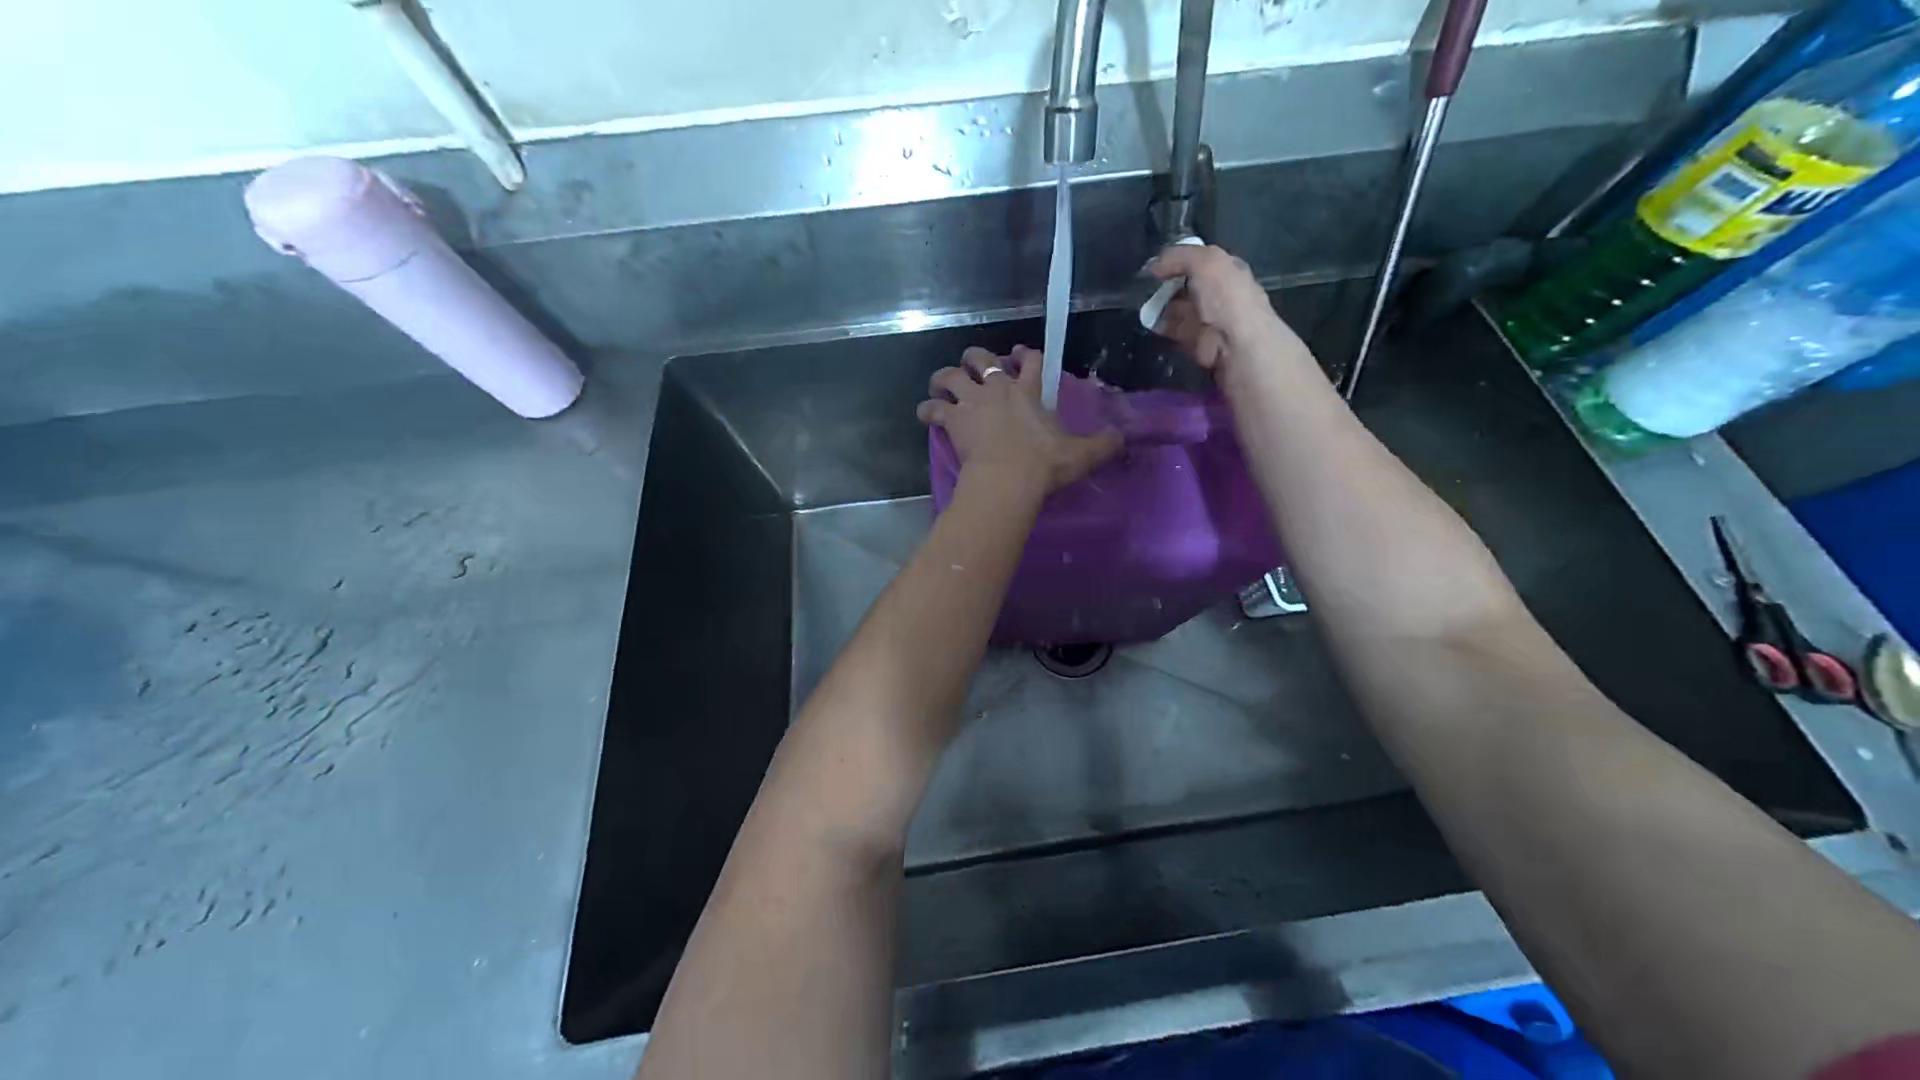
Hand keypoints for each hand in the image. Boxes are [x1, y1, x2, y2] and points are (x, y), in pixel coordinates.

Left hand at [917, 345, 1121, 493]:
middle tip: (973, 367)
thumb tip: (1122, 438)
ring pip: (950, 376)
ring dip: (943, 378)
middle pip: (980, 357)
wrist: (1009, 478)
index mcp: (1028, 391)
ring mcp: (972, 403)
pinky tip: (926, 415)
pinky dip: (927, 410)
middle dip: (975, 357)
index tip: (1019, 355)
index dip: (1025, 355)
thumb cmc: (1044, 464)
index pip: (1029, 360)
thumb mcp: (1081, 454)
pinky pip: (932, 408)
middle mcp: (997, 389)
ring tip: (941, 385)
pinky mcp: (952, 421)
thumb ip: (1102, 444)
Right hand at [1146, 243, 1310, 374]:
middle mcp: (1216, 291)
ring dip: (1157, 305)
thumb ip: (1177, 256)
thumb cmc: (1225, 297)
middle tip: (1140, 285)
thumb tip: (1151, 266)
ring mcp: (1205, 317)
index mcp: (1224, 268)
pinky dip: (1157, 326)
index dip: (1174, 259)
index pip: (1195, 259)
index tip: (1152, 265)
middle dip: (1161, 283)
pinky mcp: (1194, 339)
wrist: (1235, 344)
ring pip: (1175, 306)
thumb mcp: (1205, 261)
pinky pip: (1171, 329)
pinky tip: (1146, 321)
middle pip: (1182, 283)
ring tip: (1137, 303)